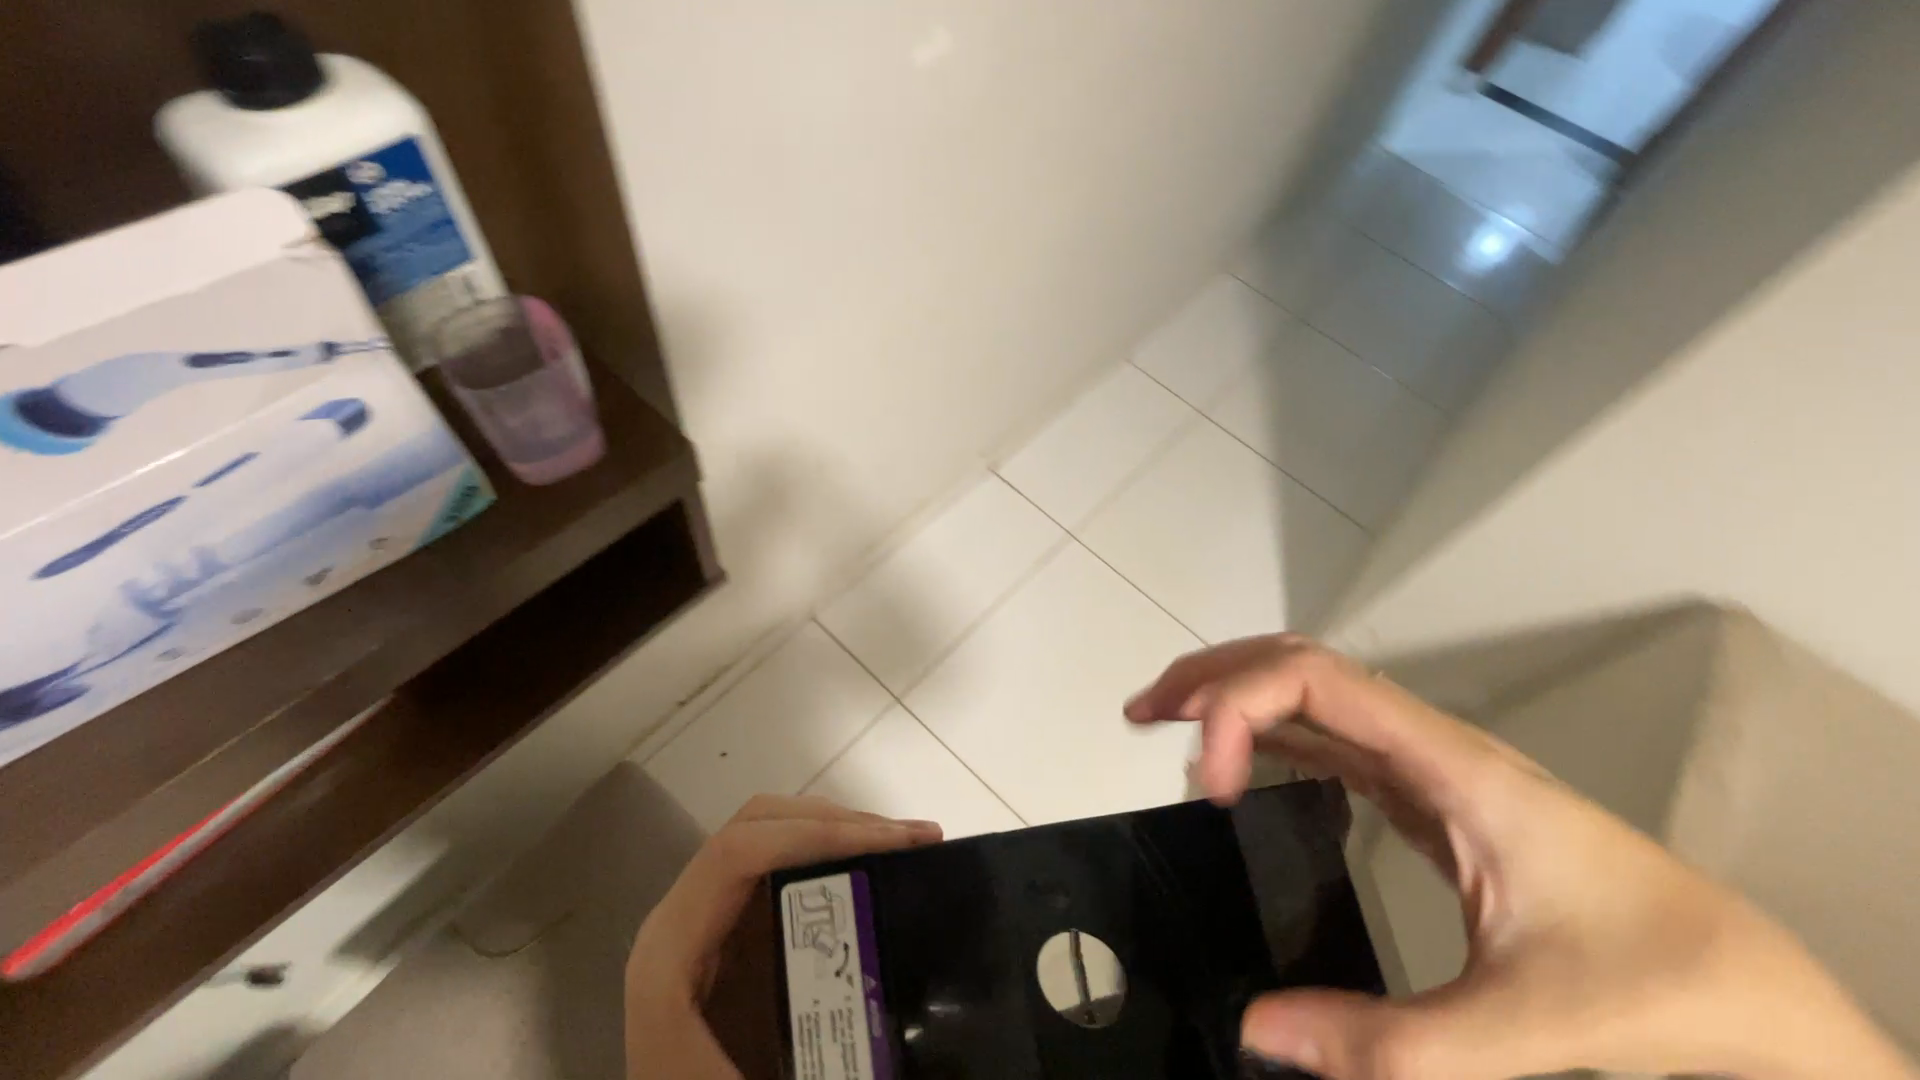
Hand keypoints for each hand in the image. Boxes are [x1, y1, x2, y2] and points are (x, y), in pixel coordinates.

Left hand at [624, 795, 940, 1078]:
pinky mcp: (724, 936)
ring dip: (837, 830)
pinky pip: (773, 866)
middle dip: (841, 822)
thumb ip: (823, 1039)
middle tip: (915, 839)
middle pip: (757, 826)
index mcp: (671, 952)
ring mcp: (702, 923)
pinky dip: (827, 855)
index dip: (818, 834)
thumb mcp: (748, 1079)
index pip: (739, 853)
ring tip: (904, 846)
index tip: (897, 843)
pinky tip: (871, 873)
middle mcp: (681, 921)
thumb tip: (930, 1048)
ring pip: (767, 836)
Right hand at [1127, 634, 1915, 1079]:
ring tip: (1169, 726)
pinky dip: (1270, 736)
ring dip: (1237, 697)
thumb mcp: (1521, 1028)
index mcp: (1450, 764)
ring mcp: (1427, 766)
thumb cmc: (1649, 986)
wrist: (1745, 985)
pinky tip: (1239, 769)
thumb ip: (1391, 1044)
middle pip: (1302, 665)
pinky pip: (1330, 740)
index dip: (1243, 707)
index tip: (1208, 782)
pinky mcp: (1426, 795)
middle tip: (1146, 714)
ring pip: (1313, 694)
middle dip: (1216, 677)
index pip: (1319, 680)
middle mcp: (1429, 746)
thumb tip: (1257, 1031)